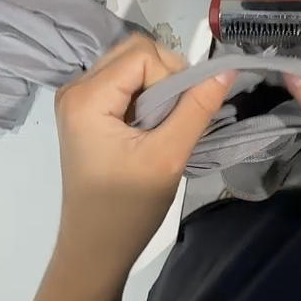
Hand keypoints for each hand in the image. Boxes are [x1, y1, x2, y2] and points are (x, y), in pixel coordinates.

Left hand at [52, 34, 232, 274]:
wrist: (95, 249)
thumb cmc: (127, 209)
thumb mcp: (168, 157)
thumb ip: (196, 108)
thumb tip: (225, 70)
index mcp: (86, 96)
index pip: (143, 54)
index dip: (171, 77)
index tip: (178, 117)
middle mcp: (75, 87)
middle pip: (134, 52)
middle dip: (165, 77)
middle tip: (174, 119)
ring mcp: (77, 98)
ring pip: (131, 64)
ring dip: (156, 87)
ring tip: (162, 126)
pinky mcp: (85, 110)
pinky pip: (123, 81)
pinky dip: (145, 95)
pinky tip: (149, 127)